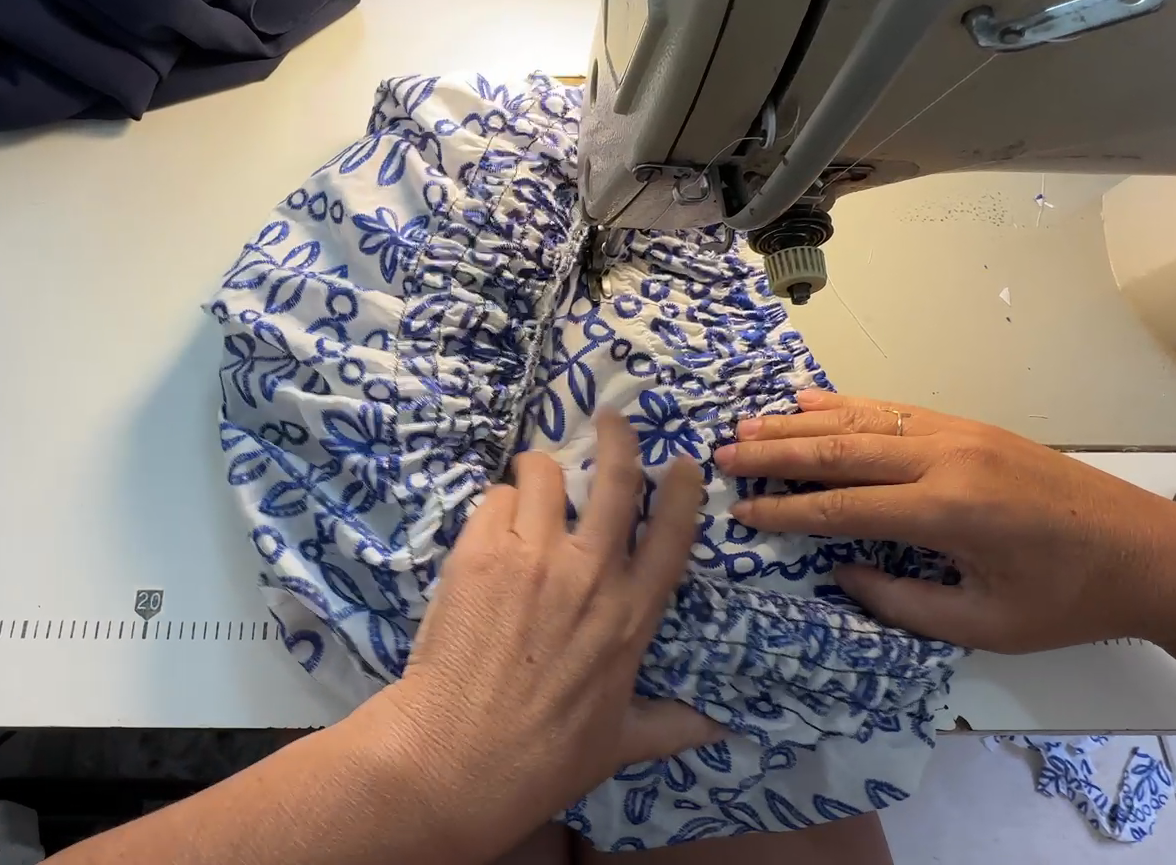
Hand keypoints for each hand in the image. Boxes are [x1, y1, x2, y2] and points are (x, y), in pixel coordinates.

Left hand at [366, 410, 721, 848]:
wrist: (458, 755)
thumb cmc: (544, 756)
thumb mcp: (620, 743)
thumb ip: (670, 725)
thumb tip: (717, 729)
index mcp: (630, 615)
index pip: (671, 536)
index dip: (681, 490)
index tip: (680, 461)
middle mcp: (589, 572)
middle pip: (614, 478)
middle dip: (616, 437)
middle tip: (609, 419)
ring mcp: (533, 555)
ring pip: (542, 473)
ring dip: (537, 473)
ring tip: (527, 486)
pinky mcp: (481, 551)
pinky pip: (494, 498)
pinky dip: (495, 505)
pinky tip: (488, 530)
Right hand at [715, 391, 1175, 654]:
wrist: (1160, 555)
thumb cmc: (1071, 601)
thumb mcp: (986, 625)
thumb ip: (901, 601)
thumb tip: (839, 569)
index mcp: (948, 512)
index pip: (841, 507)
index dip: (784, 511)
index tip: (740, 511)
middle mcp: (944, 459)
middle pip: (837, 449)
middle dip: (773, 453)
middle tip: (722, 455)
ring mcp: (955, 432)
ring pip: (858, 419)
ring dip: (797, 422)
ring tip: (747, 425)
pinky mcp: (967, 423)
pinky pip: (890, 407)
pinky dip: (842, 402)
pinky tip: (805, 400)